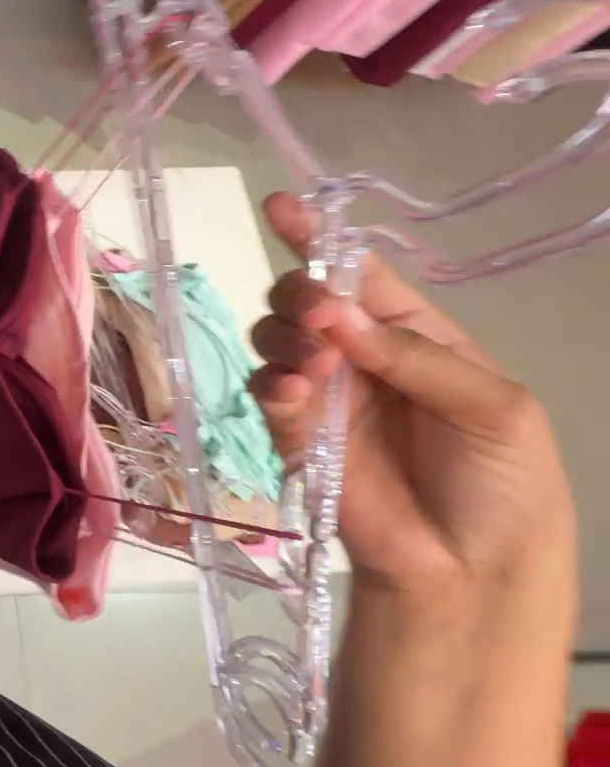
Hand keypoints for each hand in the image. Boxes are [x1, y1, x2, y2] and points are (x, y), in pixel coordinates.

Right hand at [246, 193, 574, 597]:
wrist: (467, 561)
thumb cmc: (502, 477)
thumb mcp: (492, 405)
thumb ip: (414, 356)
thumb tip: (335, 317)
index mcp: (414, 336)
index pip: (360, 276)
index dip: (318, 239)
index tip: (280, 205)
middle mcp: (358, 355)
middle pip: (303, 301)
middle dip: (301, 297)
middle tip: (319, 318)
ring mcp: (320, 392)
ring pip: (274, 340)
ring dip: (288, 341)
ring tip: (318, 368)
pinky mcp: (288, 430)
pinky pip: (265, 392)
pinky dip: (271, 384)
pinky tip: (291, 393)